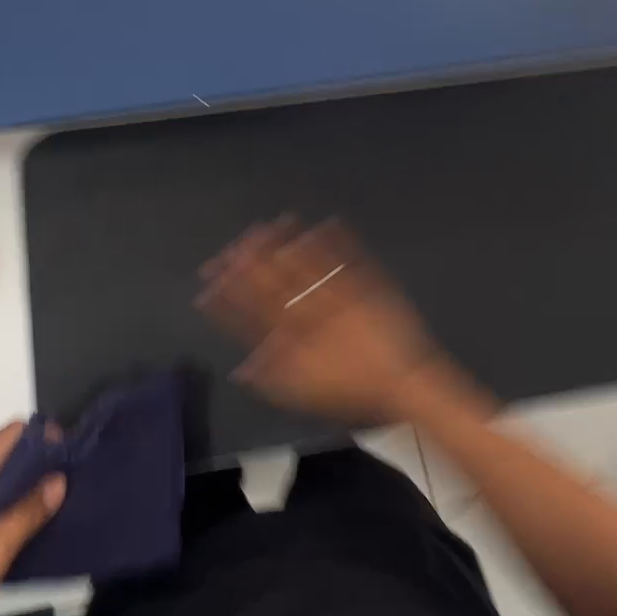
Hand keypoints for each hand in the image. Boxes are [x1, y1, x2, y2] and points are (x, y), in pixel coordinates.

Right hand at [198, 217, 450, 424]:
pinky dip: (337, 238)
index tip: (209, 281)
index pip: (253, 308)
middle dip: (248, 261)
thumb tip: (241, 368)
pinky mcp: (369, 282)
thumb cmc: (355, 392)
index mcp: (296, 334)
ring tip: (268, 224)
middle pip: (275, 279)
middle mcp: (314, 306)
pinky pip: (349, 256)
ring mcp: (342, 290)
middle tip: (230, 247)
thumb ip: (271, 377)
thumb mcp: (306, 394)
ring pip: (307, 261)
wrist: (407, 383)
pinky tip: (327, 221)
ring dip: (286, 241)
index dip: (228, 293)